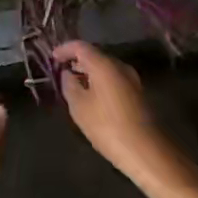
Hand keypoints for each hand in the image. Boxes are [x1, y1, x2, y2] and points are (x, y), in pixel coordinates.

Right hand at [55, 41, 179, 180]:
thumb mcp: (79, 106)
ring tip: (73, 83)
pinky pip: (113, 79)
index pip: (80, 46)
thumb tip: (67, 73)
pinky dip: (99, 81)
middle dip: (76, 60)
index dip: (64, 49)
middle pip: (95, 55)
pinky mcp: (137, 94)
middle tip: (61, 70)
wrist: (146, 151)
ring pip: (105, 68)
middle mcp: (120, 66)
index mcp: (104, 65)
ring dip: (88, 72)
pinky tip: (91, 95)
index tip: (52, 58)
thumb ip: (69, 84)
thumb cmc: (107, 126)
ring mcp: (132, 80)